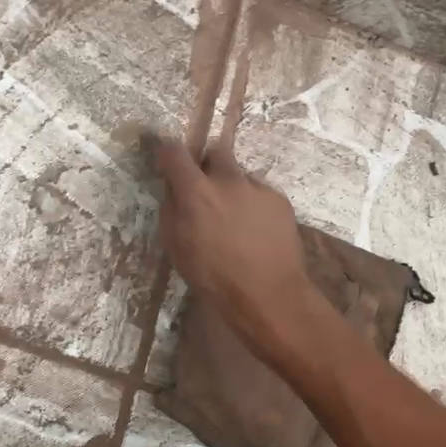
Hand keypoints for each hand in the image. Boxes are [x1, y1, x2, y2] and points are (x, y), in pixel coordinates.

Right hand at [149, 137, 319, 357]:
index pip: (174, 152)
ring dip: (232, 189)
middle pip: (215, 152)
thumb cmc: (211, 275)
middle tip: (204, 190)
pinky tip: (255, 231)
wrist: (268, 294)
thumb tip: (174, 190)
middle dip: (206, 166)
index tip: (165, 160)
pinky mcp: (280, 200)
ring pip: (239, 176)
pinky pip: (259, 193)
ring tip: (234, 220)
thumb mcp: (175, 245)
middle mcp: (228, 180)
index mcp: (196, 191)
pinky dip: (253, 205)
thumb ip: (172, 209)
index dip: (166, 152)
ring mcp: (257, 188)